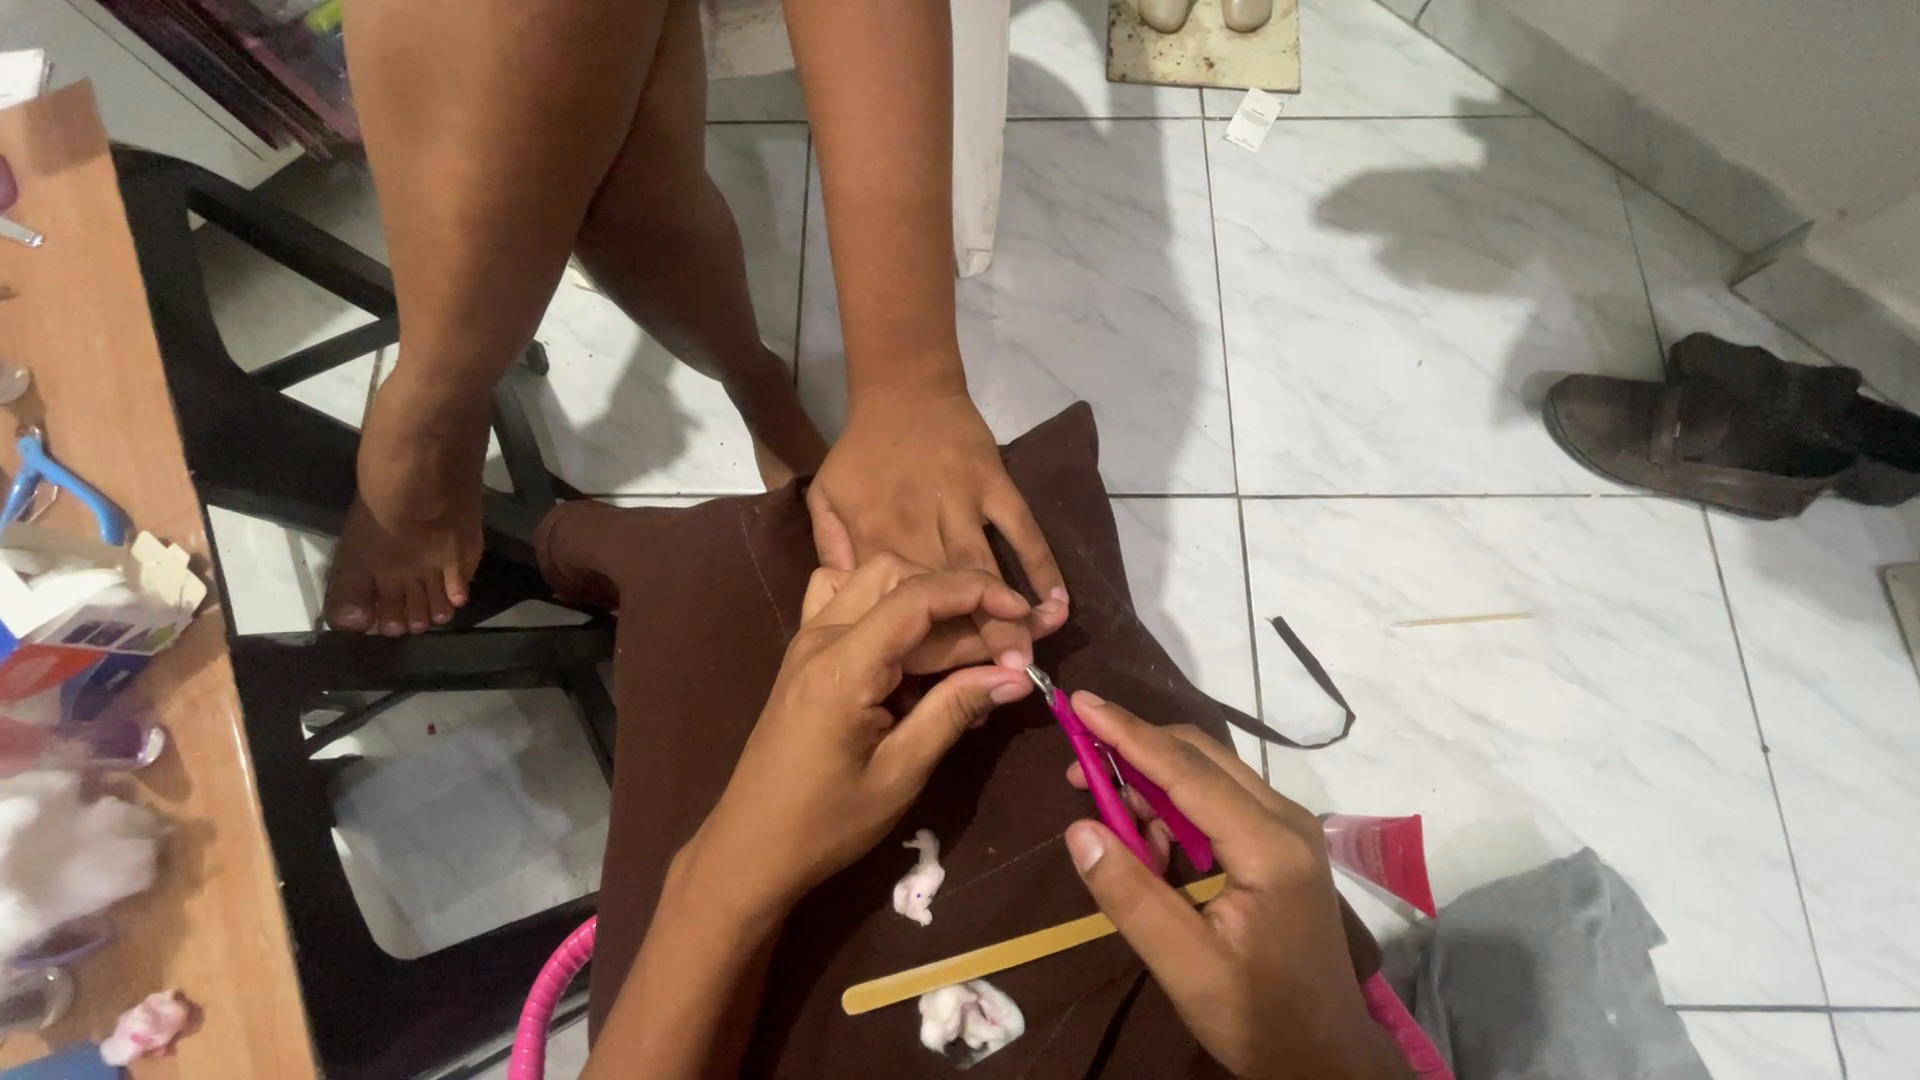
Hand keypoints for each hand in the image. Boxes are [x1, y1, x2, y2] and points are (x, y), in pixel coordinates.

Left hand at [684, 557, 1038, 918]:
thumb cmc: (826, 822)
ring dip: (927, 600)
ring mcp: (809, 638)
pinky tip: (912, 642)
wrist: (751, 848)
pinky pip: (847, 598)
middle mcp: (821, 635)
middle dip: (960, 601)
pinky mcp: (807, 652)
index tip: (1024, 614)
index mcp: (843, 665)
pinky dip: (888, 604)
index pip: (918, 597)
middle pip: (899, 576)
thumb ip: (954, 710)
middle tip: (1004, 648)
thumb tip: (1018, 675)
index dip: (977, 593)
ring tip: (966, 645)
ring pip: (874, 580)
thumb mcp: (901, 772)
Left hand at [808, 388, 1068, 669]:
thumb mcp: (825, 498)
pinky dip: (1040, 561)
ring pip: (984, 565)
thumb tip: (850, 601)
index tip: (949, 681)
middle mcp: (916, 523)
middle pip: (944, 590)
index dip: (927, 639)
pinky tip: (1057, 599)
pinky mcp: (992, 482)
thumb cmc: (861, 450)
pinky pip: (1020, 527)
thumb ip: (833, 550)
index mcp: (871, 535)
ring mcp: (958, 500)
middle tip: (1004, 680)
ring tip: (1031, 654)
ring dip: (1008, 610)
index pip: (899, 598)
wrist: (901, 387)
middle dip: (975, 638)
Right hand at [1060, 694, 1410, 1079]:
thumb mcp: (1185, 967)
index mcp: (1269, 846)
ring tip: (1110, 819)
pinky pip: (1216, 797)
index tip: (1080, 703)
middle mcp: (1285, 819)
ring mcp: (1287, 827)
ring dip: (1151, 782)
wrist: (1327, 1059)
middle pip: (1198, 756)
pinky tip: (1150, 846)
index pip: (1186, 770)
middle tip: (1078, 769)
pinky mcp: (1279, 840)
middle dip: (1133, 750)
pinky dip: (1173, 807)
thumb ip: (1131, 896)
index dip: (1128, 733)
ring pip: (1206, 772)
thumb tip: (1079, 829)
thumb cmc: (1259, 1017)